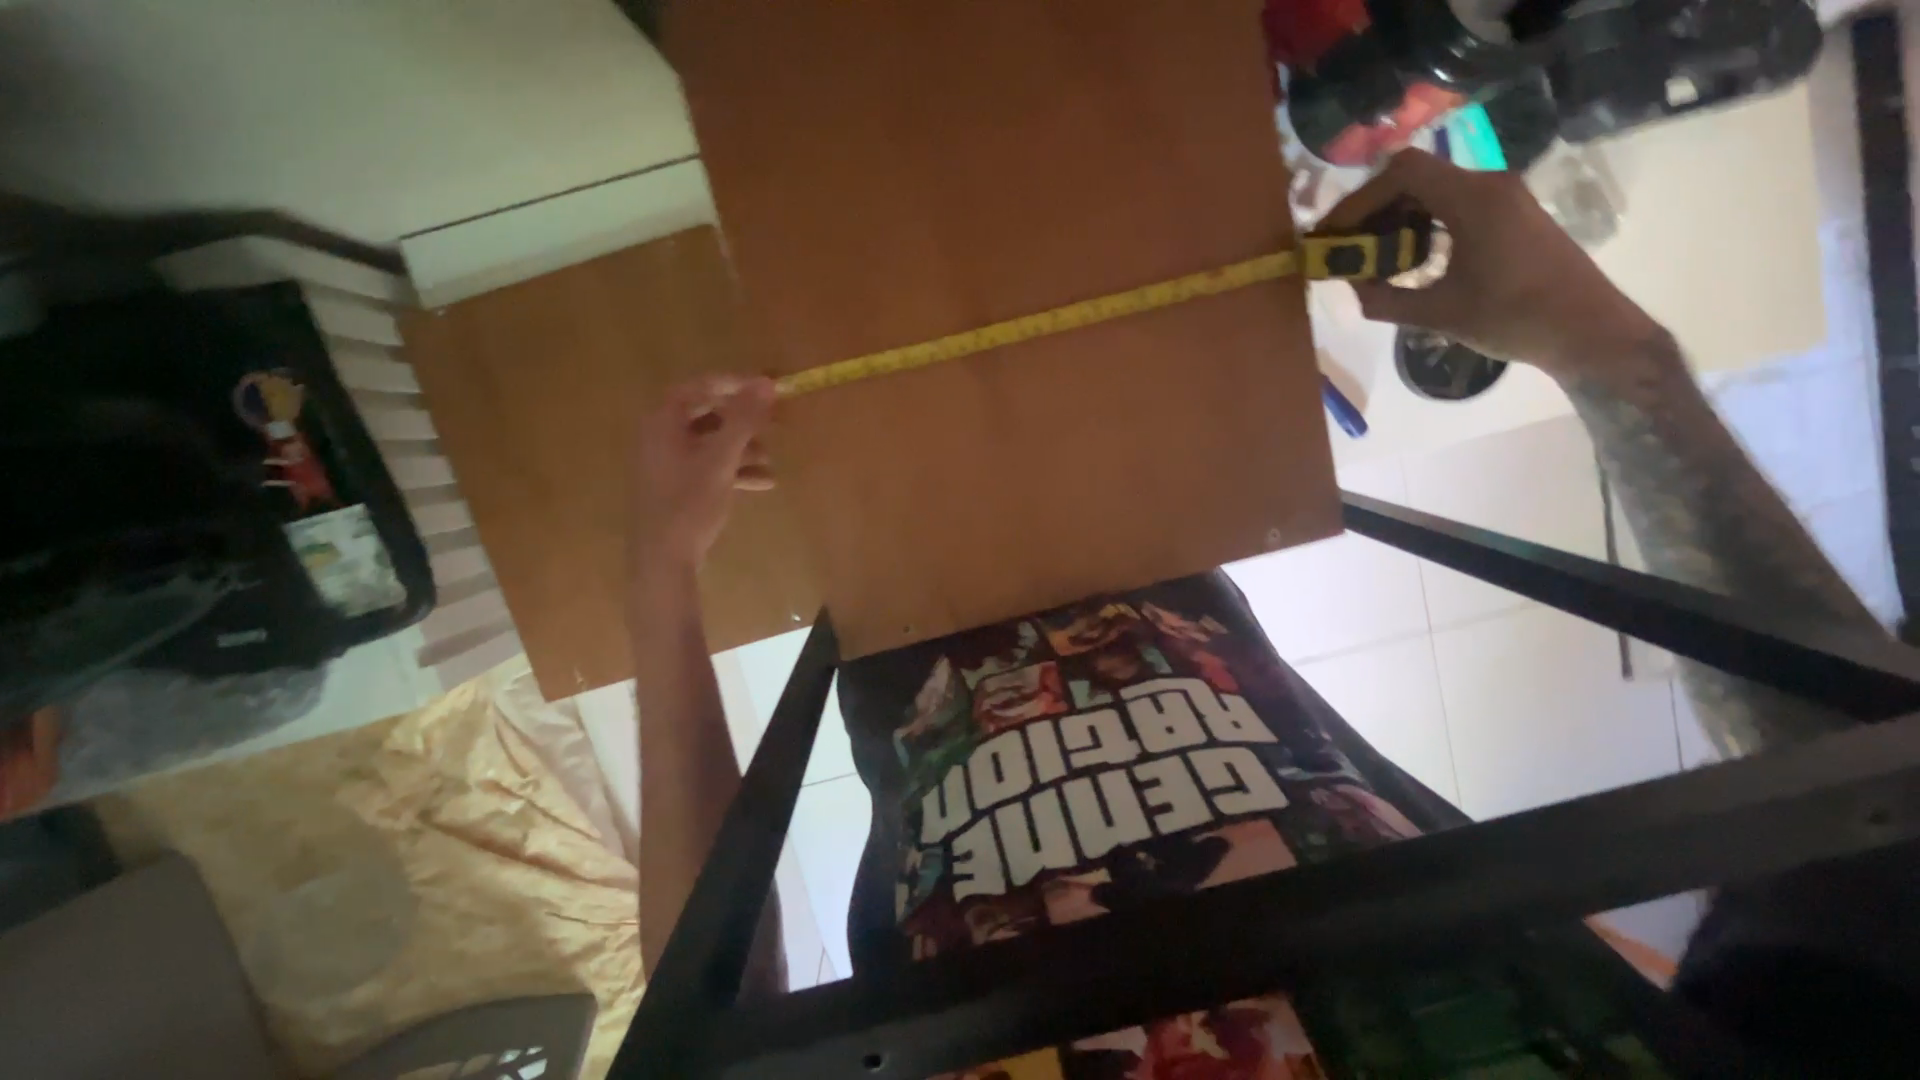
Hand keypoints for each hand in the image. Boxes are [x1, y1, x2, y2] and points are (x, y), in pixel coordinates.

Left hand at [631, 374, 776, 573]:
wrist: (664, 558)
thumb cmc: (689, 503)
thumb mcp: (721, 459)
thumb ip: (743, 419)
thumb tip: (766, 382)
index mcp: (663, 422)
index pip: (700, 386)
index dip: (735, 384)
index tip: (767, 390)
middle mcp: (661, 435)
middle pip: (709, 414)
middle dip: (744, 421)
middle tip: (774, 425)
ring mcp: (668, 461)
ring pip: (712, 441)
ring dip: (744, 448)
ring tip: (771, 462)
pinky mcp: (677, 484)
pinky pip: (709, 464)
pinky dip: (735, 468)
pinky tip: (763, 482)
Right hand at [1320, 149, 1666, 378]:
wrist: (1586, 329)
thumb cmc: (1513, 318)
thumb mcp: (1437, 314)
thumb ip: (1384, 299)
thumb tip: (1351, 285)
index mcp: (1473, 199)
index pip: (1402, 172)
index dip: (1359, 199)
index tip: (1334, 233)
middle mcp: (1488, 185)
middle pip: (1413, 178)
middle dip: (1371, 210)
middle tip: (1343, 246)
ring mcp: (1502, 197)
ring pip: (1431, 191)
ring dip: (1394, 219)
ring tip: (1368, 256)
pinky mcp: (1508, 214)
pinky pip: (1451, 206)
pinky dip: (1419, 226)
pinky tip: (1405, 259)